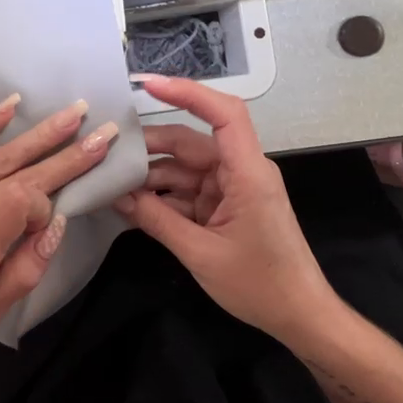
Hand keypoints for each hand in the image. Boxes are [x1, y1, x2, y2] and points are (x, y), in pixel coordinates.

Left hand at [0, 95, 118, 362]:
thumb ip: (26, 268)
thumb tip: (55, 223)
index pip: (27, 204)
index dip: (45, 210)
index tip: (42, 229)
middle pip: (22, 173)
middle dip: (68, 153)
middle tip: (106, 131)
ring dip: (40, 133)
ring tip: (74, 114)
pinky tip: (11, 105)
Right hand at [113, 76, 340, 342]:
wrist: (300, 316)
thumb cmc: (260, 284)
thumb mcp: (201, 254)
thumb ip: (157, 221)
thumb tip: (116, 196)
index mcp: (247, 173)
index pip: (223, 114)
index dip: (187, 92)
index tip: (146, 85)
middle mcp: (239, 172)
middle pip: (188, 143)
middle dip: (146, 148)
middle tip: (103, 156)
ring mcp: (231, 189)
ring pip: (181, 169)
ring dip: (148, 177)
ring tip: (107, 185)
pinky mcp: (224, 207)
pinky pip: (186, 192)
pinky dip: (160, 198)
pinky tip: (128, 205)